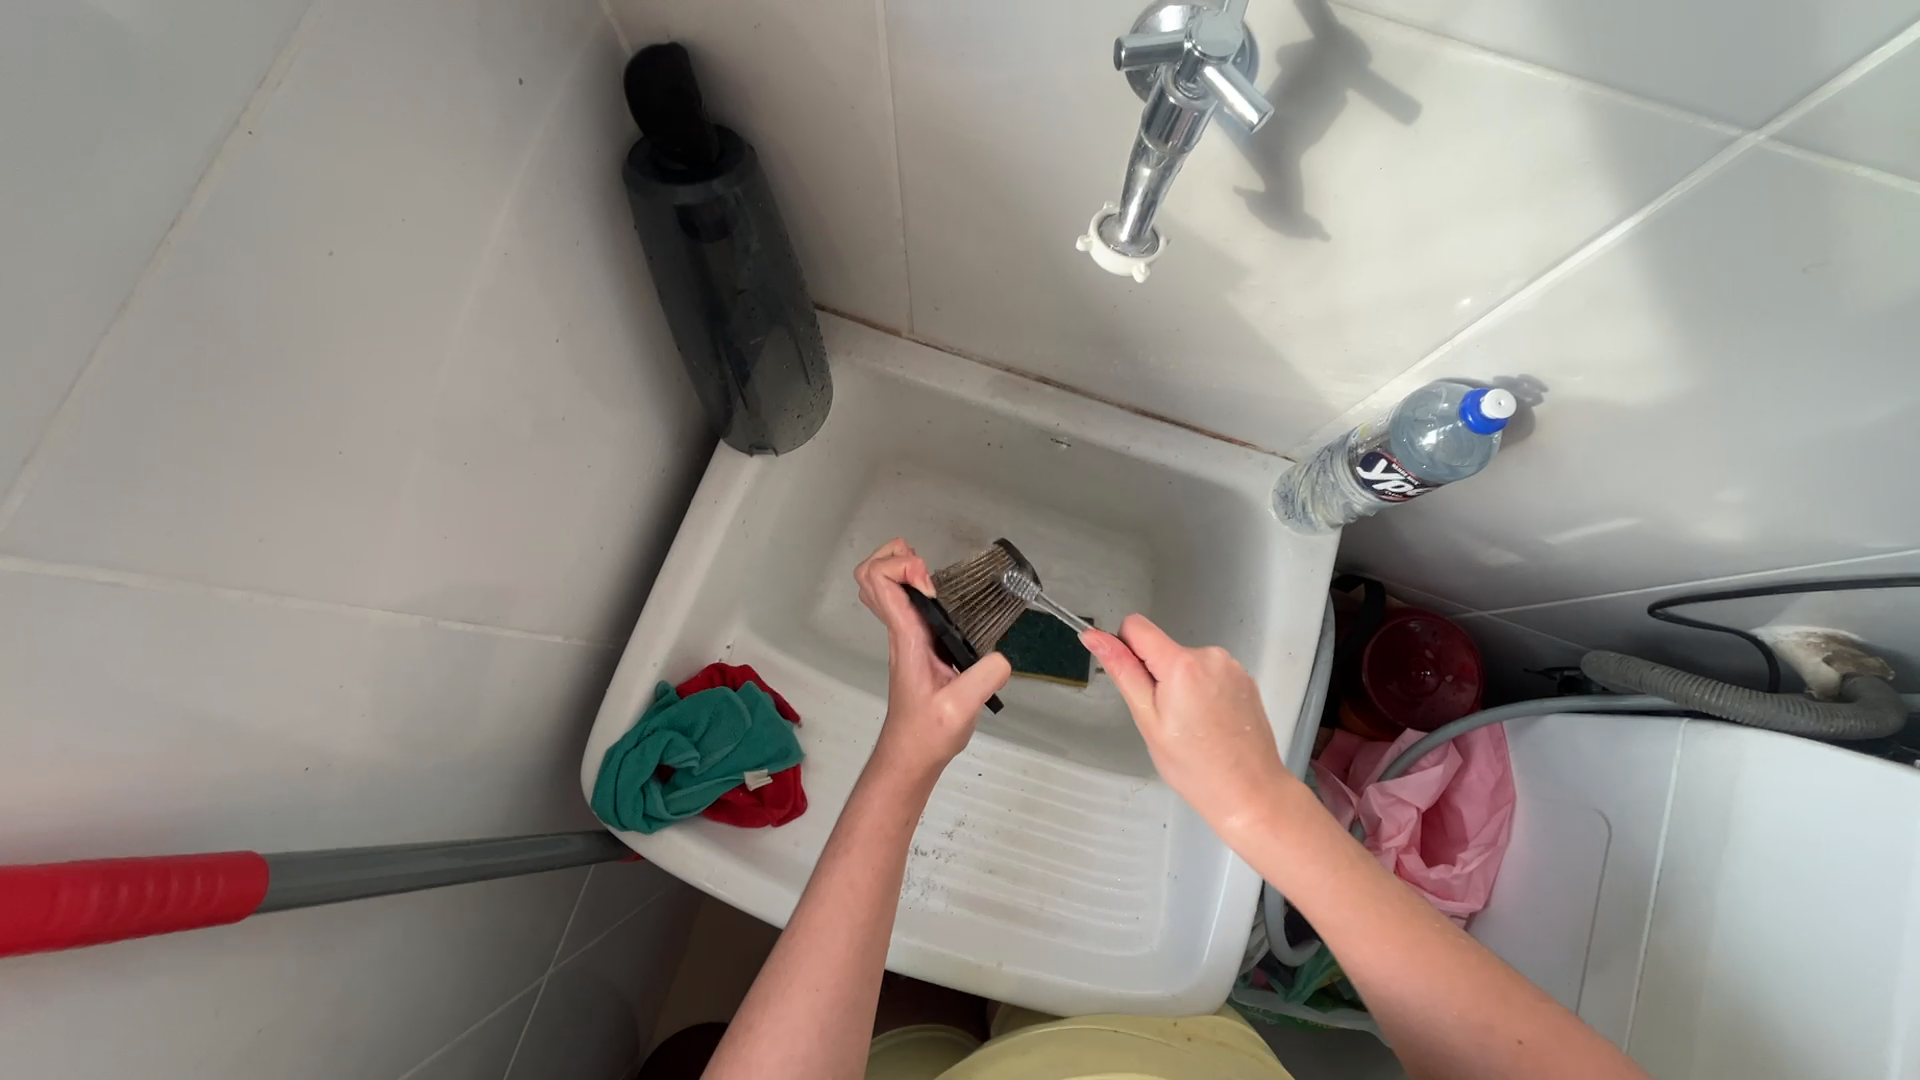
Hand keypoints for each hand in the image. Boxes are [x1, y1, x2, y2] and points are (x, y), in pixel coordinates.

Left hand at [853, 538, 1010, 774]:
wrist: (912, 754)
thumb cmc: (929, 733)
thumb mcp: (961, 708)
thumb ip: (984, 678)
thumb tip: (1002, 657)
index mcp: (907, 637)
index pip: (882, 583)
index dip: (905, 569)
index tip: (933, 586)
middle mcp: (899, 631)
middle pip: (870, 576)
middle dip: (893, 557)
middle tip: (923, 565)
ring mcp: (902, 636)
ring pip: (879, 586)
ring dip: (897, 566)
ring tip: (926, 569)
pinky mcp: (912, 643)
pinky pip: (896, 601)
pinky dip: (907, 584)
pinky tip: (933, 592)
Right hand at [1082, 615, 1299, 839]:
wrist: (1251, 793)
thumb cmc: (1197, 767)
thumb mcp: (1147, 719)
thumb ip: (1122, 670)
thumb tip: (1095, 637)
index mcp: (1182, 664)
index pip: (1136, 626)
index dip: (1125, 649)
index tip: (1134, 681)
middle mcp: (1210, 656)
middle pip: (1162, 647)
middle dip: (1155, 675)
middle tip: (1166, 718)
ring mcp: (1231, 667)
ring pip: (1184, 661)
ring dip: (1180, 684)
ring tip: (1190, 725)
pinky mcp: (1244, 679)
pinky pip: (1207, 673)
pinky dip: (1201, 691)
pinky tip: (1208, 723)